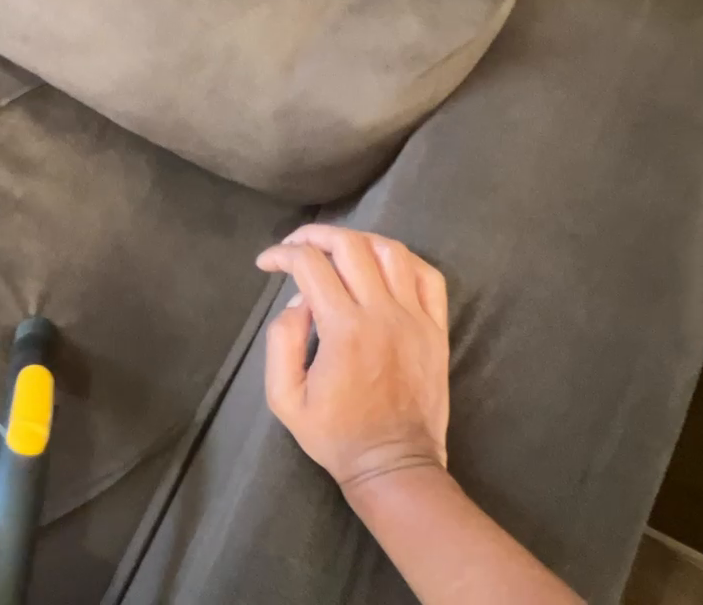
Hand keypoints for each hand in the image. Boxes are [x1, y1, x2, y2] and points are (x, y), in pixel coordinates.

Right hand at [257, 224, 450, 491]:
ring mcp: (415, 320)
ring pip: (390, 251)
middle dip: (315, 235)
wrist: (395, 466)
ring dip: (357, 239)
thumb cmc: (335, 435)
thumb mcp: (284, 397)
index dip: (281, 254)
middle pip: (350, 245)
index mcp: (343, 330)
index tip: (267, 263)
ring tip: (335, 249)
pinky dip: (402, 258)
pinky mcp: (436, 330)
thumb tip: (298, 301)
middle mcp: (382, 315)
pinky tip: (380, 263)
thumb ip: (281, 341)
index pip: (309, 265)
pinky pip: (427, 276)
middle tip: (295, 246)